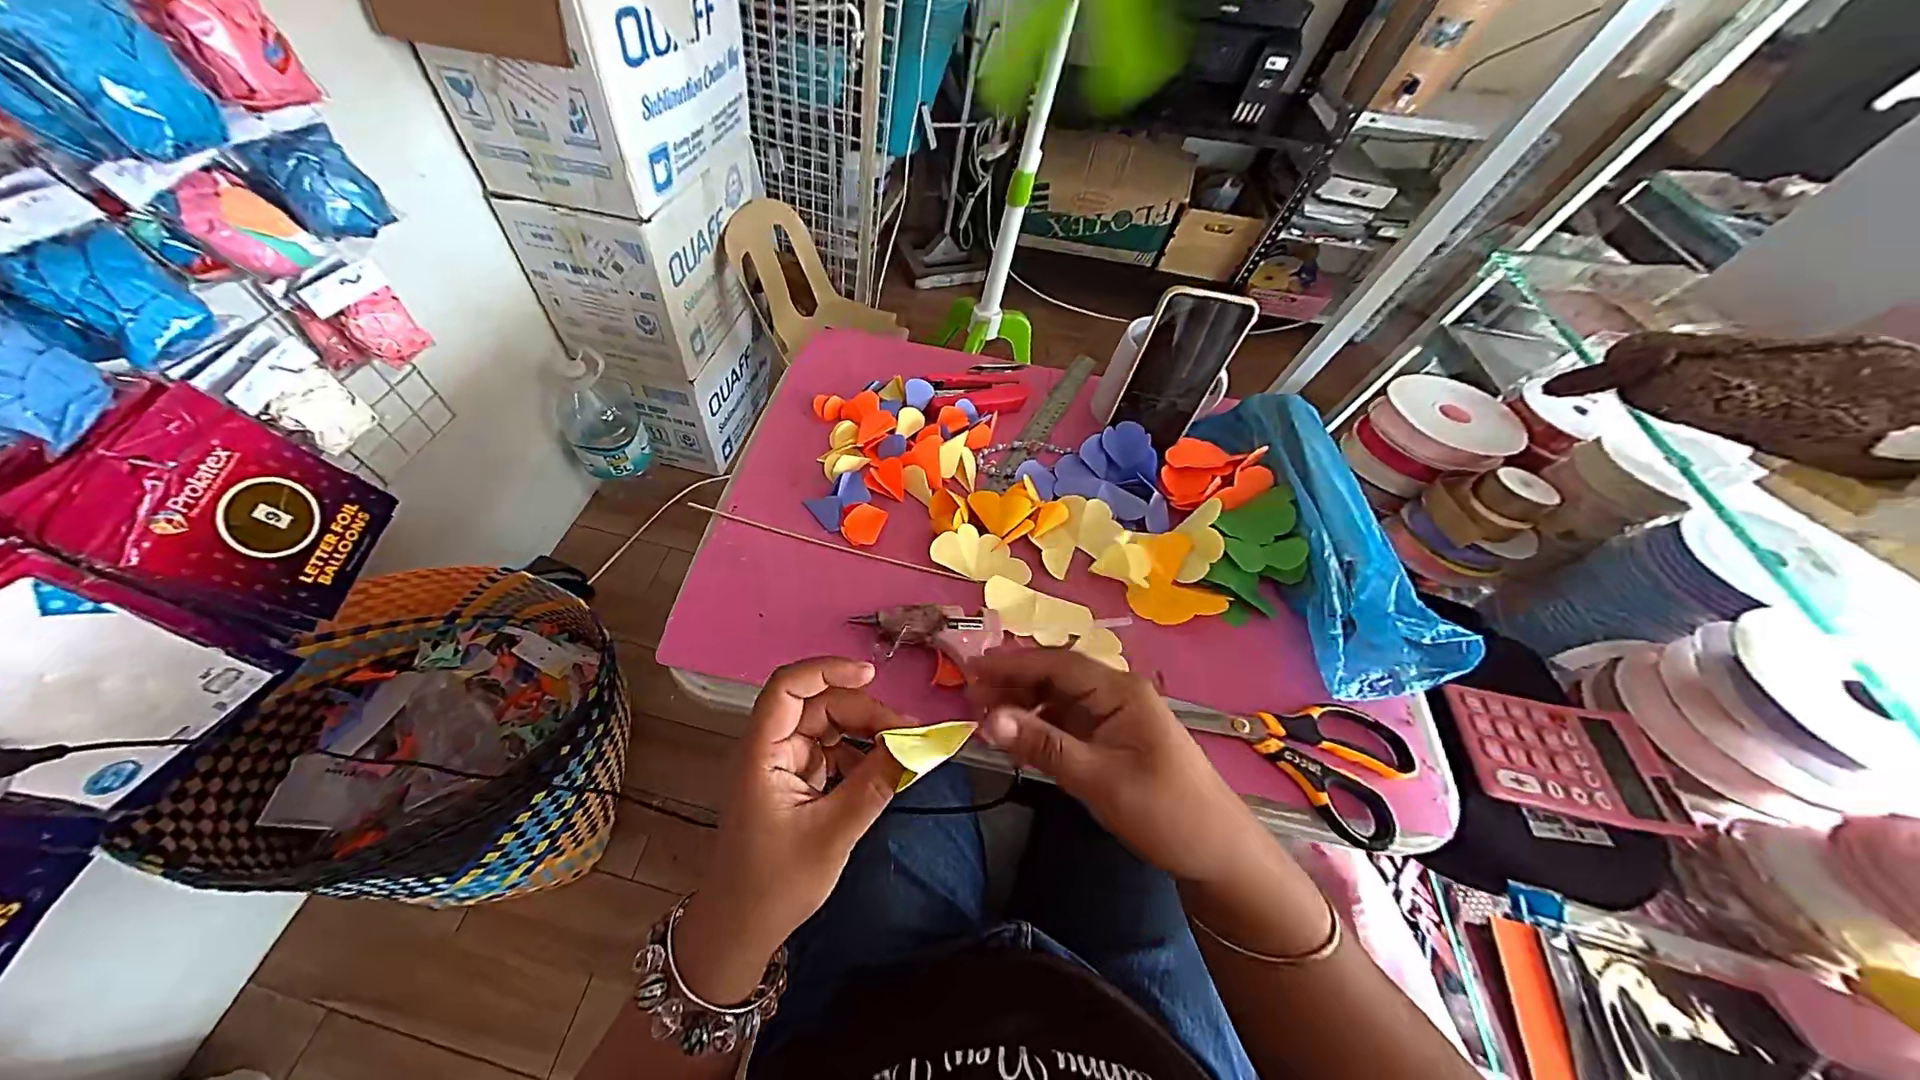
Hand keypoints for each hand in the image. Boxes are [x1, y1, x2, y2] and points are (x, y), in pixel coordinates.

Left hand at [672, 657, 905, 1003]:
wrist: (739, 930)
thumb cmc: (775, 884)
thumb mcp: (832, 834)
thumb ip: (875, 785)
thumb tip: (915, 746)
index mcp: (763, 752)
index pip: (788, 687)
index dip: (827, 670)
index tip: (871, 675)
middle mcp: (770, 748)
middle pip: (818, 705)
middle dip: (864, 711)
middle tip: (907, 732)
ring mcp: (782, 763)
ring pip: (828, 725)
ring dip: (865, 731)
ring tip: (902, 748)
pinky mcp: (795, 779)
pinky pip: (831, 750)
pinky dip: (858, 754)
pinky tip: (882, 770)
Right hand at [966, 646, 1266, 884]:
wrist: (1218, 853)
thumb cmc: (1166, 812)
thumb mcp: (1099, 780)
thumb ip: (1043, 746)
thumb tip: (988, 718)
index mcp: (1120, 690)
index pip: (1057, 664)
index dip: (1011, 664)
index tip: (969, 671)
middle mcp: (1116, 694)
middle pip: (1055, 676)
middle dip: (1012, 682)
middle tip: (969, 697)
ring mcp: (1114, 716)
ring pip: (1058, 699)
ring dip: (1023, 704)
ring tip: (984, 717)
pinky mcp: (1111, 739)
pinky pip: (1067, 722)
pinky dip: (1039, 726)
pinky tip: (1017, 737)